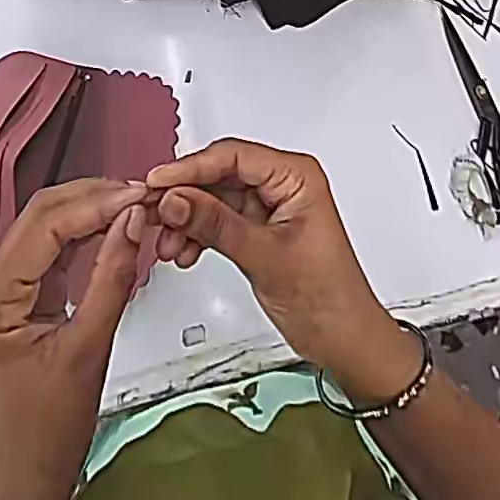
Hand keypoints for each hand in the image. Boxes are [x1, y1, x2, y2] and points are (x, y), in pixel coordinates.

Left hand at [0, 179, 150, 499]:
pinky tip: (111, 230)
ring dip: (88, 214)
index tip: (132, 196)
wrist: (24, 485)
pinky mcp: (19, 302)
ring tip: (129, 207)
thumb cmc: (42, 438)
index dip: (91, 205)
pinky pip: (51, 255)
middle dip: (89, 200)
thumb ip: (111, 280)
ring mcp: (1, 296)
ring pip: (45, 231)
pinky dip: (83, 238)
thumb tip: (130, 224)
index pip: (41, 230)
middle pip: (38, 220)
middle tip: (135, 195)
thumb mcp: (87, 354)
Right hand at [146, 139, 421, 405]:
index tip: (159, 181)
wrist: (346, 342)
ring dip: (186, 218)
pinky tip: (183, 249)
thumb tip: (176, 199)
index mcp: (295, 176)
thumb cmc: (331, 299)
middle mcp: (280, 183)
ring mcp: (267, 205)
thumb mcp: (266, 257)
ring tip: (168, 240)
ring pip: (212, 197)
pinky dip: (196, 232)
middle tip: (153, 211)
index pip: (232, 156)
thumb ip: (216, 225)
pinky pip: (216, 218)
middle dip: (183, 195)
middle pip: (218, 174)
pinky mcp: (256, 226)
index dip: (191, 167)